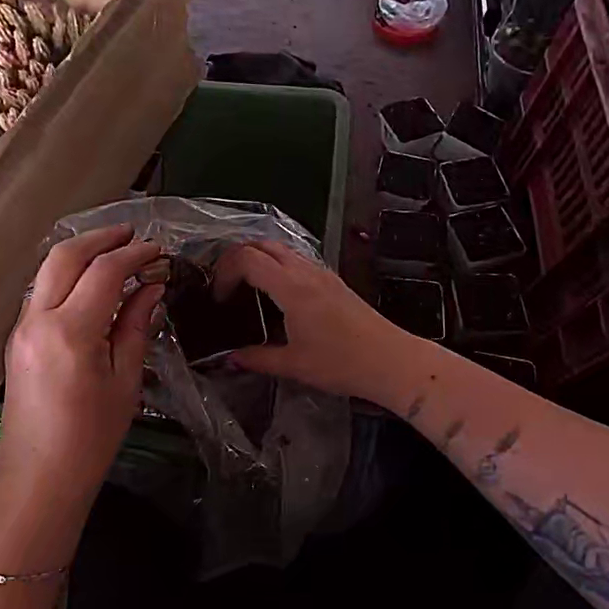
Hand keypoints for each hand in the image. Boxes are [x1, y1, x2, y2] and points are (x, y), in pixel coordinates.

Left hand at [0, 225, 162, 494]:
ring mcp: (21, 329)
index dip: (135, 255)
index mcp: (70, 333)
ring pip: (48, 270)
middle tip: (133, 235)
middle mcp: (38, 321)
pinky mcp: (18, 339)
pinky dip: (69, 276)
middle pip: (64, 256)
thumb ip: (135, 326)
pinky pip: (43, 291)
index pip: (104, 272)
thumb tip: (151, 288)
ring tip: (117, 252)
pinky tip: (94, 283)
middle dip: (101, 238)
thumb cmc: (92, 436)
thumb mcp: (126, 380)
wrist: (39, 476)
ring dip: (82, 253)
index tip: (158, 251)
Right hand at [214, 239, 416, 402]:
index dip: (224, 272)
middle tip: (225, 286)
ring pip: (282, 249)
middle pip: (262, 244)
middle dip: (236, 258)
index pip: (247, 258)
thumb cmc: (340, 363)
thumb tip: (229, 359)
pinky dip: (277, 266)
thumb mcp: (293, 365)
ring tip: (245, 288)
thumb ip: (256, 359)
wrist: (389, 360)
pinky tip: (275, 294)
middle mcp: (306, 271)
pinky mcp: (333, 281)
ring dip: (258, 259)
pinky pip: (297, 260)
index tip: (218, 298)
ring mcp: (322, 273)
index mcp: (291, 286)